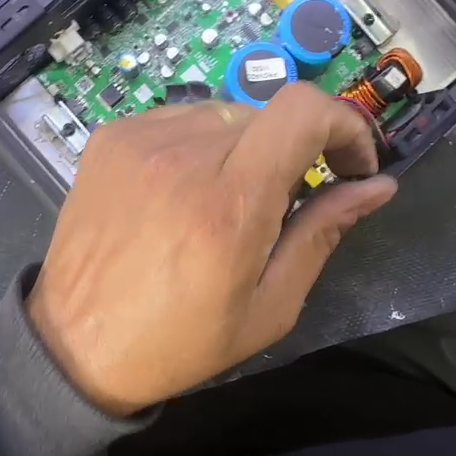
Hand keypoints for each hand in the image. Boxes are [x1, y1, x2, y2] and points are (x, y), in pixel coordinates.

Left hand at [28, 84, 397, 416]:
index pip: (304, 110)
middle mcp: (184, 154)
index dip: (344, 126)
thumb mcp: (270, 307)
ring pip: (225, 113)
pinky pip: (180, 119)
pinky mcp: (110, 137)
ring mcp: (140, 139)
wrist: (76, 345)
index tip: (350, 167)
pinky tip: (187, 189)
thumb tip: (378, 186)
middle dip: (297, 149)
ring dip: (247, 147)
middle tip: (286, 203)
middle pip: (270, 113)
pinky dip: (200, 144)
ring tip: (229, 200)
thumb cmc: (181, 340)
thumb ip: (323, 234)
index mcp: (230, 203)